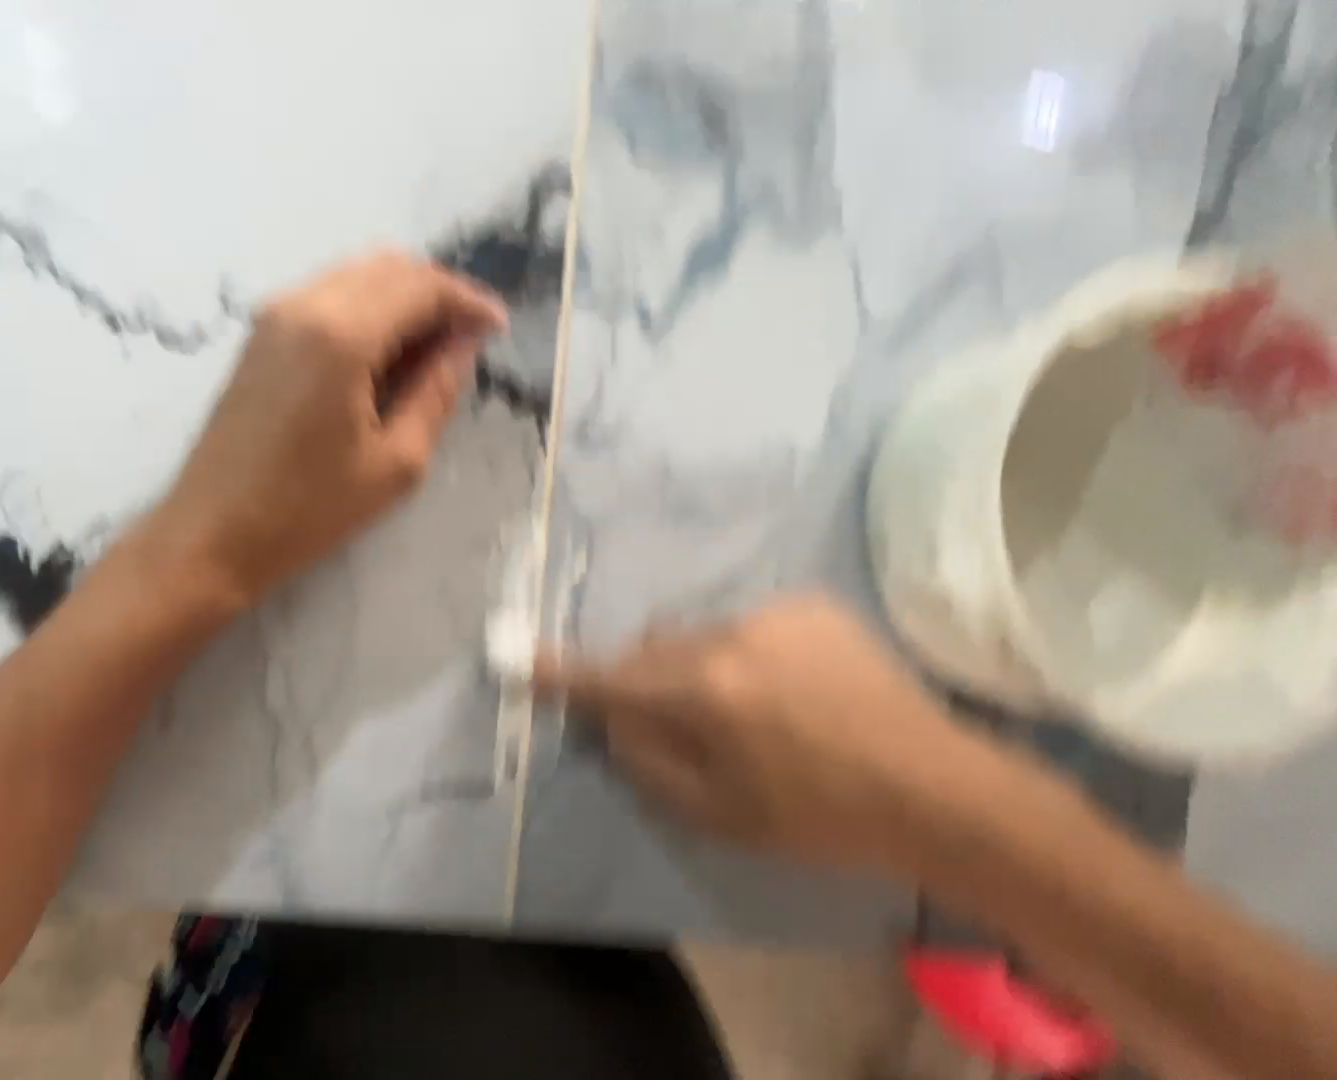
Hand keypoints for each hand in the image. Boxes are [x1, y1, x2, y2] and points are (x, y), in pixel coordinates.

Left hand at [145, 252, 506, 605]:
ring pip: (355, 276)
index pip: (421, 287)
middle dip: (436, 294)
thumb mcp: (393, 463)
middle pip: (388, 267)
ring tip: (429, 352)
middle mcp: (304, 304)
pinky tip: (382, 355)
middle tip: (466, 340)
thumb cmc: (307, 511)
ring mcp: (273, 316)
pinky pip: (326, 297)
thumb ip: (436, 392)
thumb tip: (464, 344)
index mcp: (342, 334)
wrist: (210, 535)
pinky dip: (365, 310)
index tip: (498, 327)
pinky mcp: (258, 336)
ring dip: (400, 299)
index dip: (468, 301)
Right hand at [534, 595, 1026, 877]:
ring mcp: (775, 612)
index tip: (521, 660)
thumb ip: (647, 762)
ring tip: (744, 710)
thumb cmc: (821, 816)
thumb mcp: (719, 814)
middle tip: (668, 722)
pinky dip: (742, 652)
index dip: (563, 674)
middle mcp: (730, 635)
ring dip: (697, 666)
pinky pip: (745, 624)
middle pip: (652, 648)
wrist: (940, 790)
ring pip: (697, 633)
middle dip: (643, 679)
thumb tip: (609, 720)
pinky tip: (786, 688)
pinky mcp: (811, 605)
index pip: (613, 678)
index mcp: (706, 691)